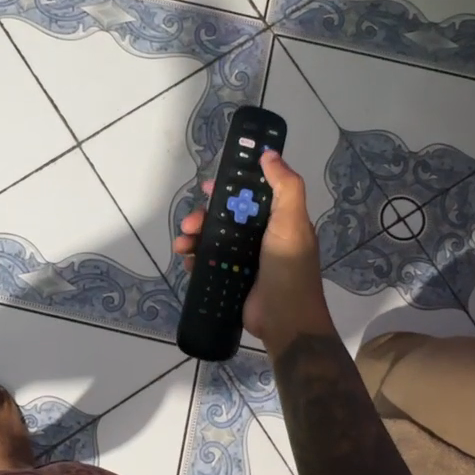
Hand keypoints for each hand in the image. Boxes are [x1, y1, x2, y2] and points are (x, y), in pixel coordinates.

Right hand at [174, 149, 334, 352]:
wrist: (286, 320)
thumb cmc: (290, 268)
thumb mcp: (292, 222)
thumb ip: (285, 187)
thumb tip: (269, 154)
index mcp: (278, 220)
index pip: (250, 196)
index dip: (229, 188)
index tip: (208, 187)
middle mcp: (261, 237)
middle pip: (225, 217)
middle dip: (204, 216)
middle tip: (190, 222)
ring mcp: (245, 260)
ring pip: (212, 240)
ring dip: (194, 238)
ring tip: (182, 245)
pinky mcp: (232, 279)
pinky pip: (208, 263)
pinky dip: (195, 260)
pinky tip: (187, 262)